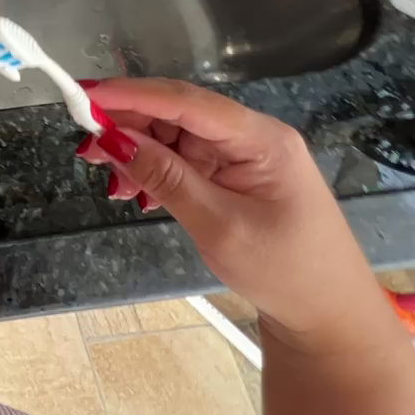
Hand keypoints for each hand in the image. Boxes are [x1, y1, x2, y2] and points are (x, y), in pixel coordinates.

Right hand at [77, 78, 399, 352]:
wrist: (332, 322)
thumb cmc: (285, 273)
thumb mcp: (219, 225)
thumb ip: (163, 176)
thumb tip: (110, 137)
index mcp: (260, 139)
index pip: (184, 101)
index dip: (131, 93)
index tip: (83, 94)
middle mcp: (249, 136)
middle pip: (173, 113)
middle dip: (125, 124)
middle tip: (85, 145)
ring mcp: (239, 154)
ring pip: (170, 134)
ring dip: (133, 150)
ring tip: (107, 176)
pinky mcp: (229, 173)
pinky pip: (178, 157)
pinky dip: (149, 169)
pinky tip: (132, 190)